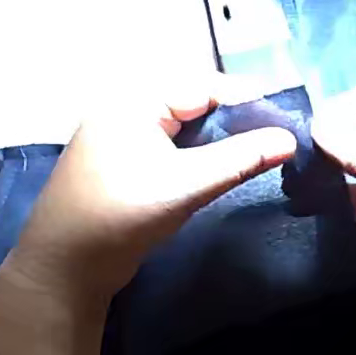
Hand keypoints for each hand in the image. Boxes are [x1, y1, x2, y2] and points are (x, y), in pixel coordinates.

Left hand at [9, 82, 297, 303]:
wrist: (65, 267)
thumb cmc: (123, 216)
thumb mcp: (187, 185)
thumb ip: (240, 159)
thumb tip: (290, 140)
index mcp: (134, 102)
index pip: (202, 86)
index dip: (246, 99)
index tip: (286, 115)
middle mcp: (125, 111)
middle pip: (192, 104)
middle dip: (234, 118)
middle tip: (275, 135)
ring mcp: (121, 139)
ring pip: (182, 128)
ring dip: (217, 138)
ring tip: (256, 150)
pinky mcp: (123, 166)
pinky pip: (169, 148)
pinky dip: (197, 154)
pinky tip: (220, 167)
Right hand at [310, 86, 355, 324]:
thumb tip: (315, 126)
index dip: (336, 115)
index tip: (308, 142)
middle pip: (354, 128)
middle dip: (324, 141)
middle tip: (293, 164)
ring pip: (347, 162)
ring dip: (321, 169)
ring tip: (293, 182)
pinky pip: (347, 194)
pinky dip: (326, 196)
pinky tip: (303, 200)